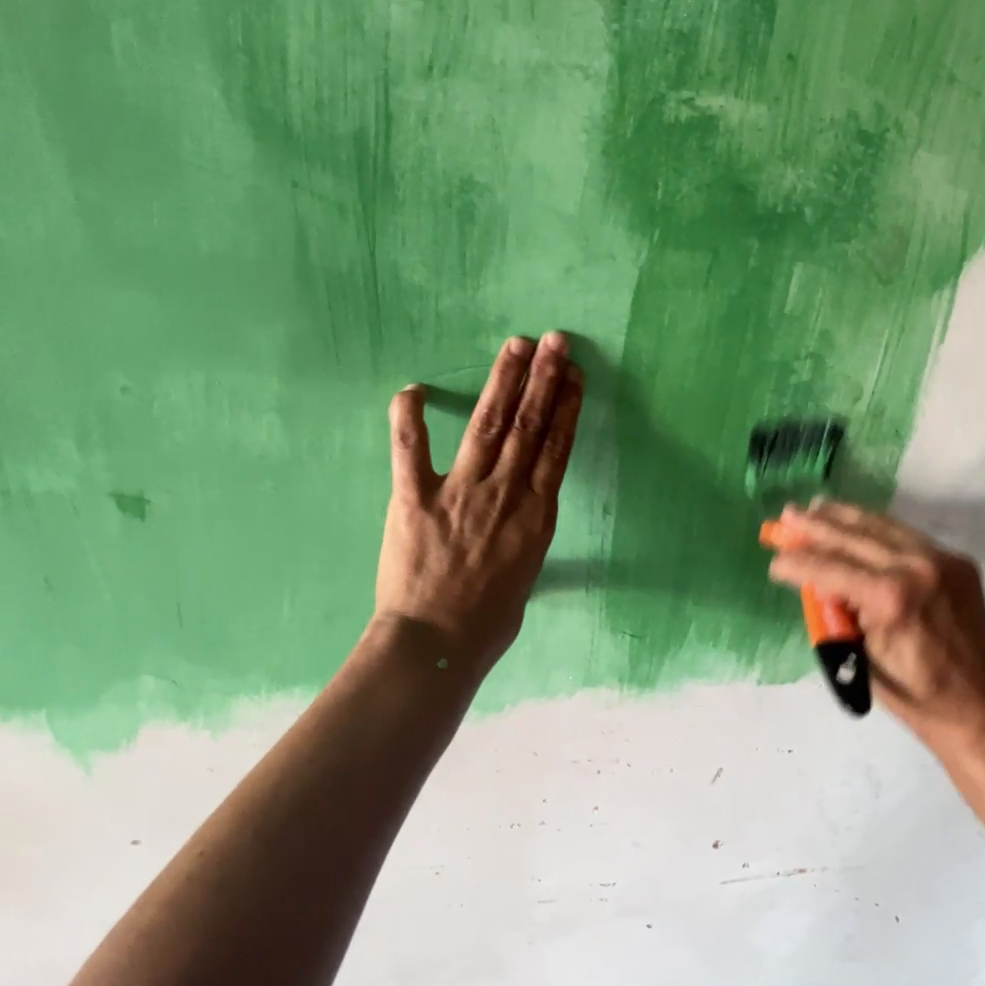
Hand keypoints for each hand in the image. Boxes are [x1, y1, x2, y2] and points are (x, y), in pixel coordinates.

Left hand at [373, 332, 583, 674]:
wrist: (436, 644)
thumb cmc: (487, 623)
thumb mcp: (526, 579)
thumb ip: (524, 541)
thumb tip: (520, 526)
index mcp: (536, 515)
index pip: (556, 448)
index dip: (567, 407)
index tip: (575, 375)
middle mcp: (505, 493)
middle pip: (529, 426)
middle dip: (544, 379)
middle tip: (555, 341)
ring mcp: (460, 492)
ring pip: (487, 425)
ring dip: (503, 382)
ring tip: (517, 346)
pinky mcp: (414, 498)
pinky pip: (410, 449)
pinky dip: (409, 416)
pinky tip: (413, 388)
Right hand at [765, 501, 984, 746]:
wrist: (979, 703)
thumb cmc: (912, 693)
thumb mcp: (860, 657)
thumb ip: (838, 612)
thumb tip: (818, 580)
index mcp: (891, 599)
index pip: (832, 569)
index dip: (800, 564)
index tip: (776, 562)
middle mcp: (917, 568)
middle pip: (854, 538)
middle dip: (816, 527)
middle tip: (787, 516)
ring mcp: (941, 559)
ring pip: (882, 526)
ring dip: (845, 517)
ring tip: (816, 506)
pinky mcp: (956, 560)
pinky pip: (906, 535)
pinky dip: (876, 528)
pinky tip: (856, 523)